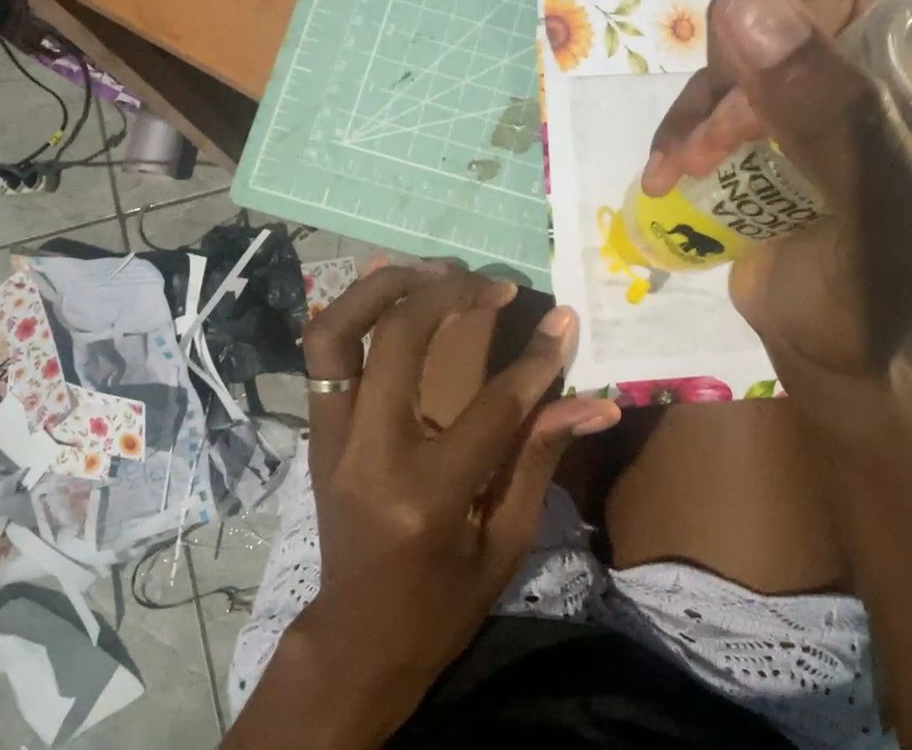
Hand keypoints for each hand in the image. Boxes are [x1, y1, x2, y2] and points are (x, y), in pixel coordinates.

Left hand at [295, 264, 620, 701]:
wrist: (357, 639)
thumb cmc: (442, 603)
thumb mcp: (505, 542)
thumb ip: (539, 459)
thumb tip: (594, 403)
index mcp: (428, 495)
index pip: (492, 406)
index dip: (536, 360)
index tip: (562, 320)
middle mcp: (369, 454)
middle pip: (400, 341)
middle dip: (450, 297)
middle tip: (491, 285)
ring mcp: (331, 438)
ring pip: (337, 332)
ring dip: (384, 288)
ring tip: (434, 271)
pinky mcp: (317, 432)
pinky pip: (323, 353)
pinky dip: (352, 309)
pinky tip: (390, 286)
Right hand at [642, 0, 911, 377]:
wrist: (831, 343)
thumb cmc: (873, 296)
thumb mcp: (874, 214)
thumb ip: (831, 116)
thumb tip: (744, 1)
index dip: (785, 41)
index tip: (746, 124)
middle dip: (737, 76)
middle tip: (716, 149)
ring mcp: (850, 71)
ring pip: (744, 32)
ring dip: (703, 104)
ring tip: (685, 168)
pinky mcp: (796, 100)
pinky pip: (725, 71)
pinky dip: (689, 118)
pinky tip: (672, 169)